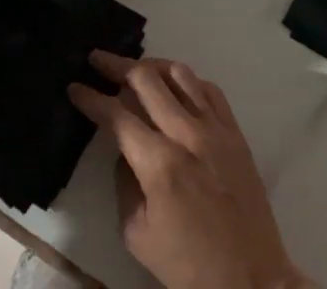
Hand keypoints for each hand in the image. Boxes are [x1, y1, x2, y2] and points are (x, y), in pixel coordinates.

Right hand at [70, 52, 308, 288]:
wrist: (252, 279)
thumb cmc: (188, 264)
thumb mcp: (137, 233)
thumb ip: (124, 181)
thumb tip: (124, 149)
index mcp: (160, 163)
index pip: (116, 114)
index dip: (90, 98)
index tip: (74, 87)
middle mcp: (188, 135)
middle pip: (146, 79)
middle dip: (115, 65)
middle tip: (96, 60)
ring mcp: (216, 130)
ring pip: (180, 74)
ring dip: (151, 65)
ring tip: (133, 68)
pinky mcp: (236, 134)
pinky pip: (210, 90)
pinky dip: (186, 80)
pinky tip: (174, 87)